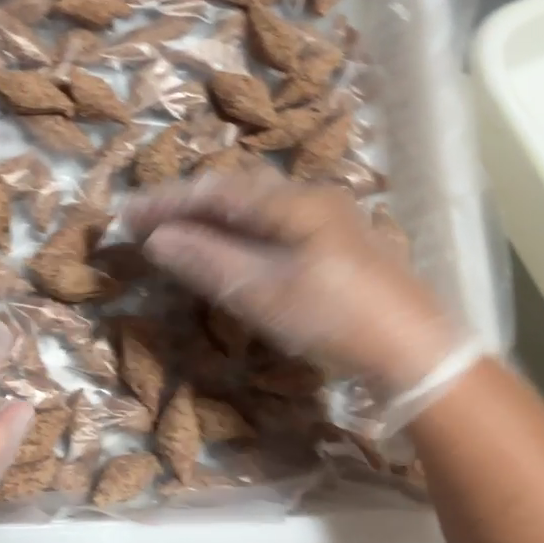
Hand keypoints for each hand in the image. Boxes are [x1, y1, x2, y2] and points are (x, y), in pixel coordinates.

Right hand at [121, 167, 475, 408]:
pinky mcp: (335, 242)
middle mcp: (311, 198)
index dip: (166, 201)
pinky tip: (222, 247)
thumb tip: (156, 238)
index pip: (214, 191)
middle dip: (184, 204)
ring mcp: (327, 218)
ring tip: (173, 231)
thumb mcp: (263, 294)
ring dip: (209, 216)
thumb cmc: (337, 319)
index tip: (125, 213)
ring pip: (254, 206)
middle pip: (234, 190)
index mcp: (294, 202)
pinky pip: (271, 222)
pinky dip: (235, 230)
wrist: (418, 352)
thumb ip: (207, 261)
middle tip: (143, 221)